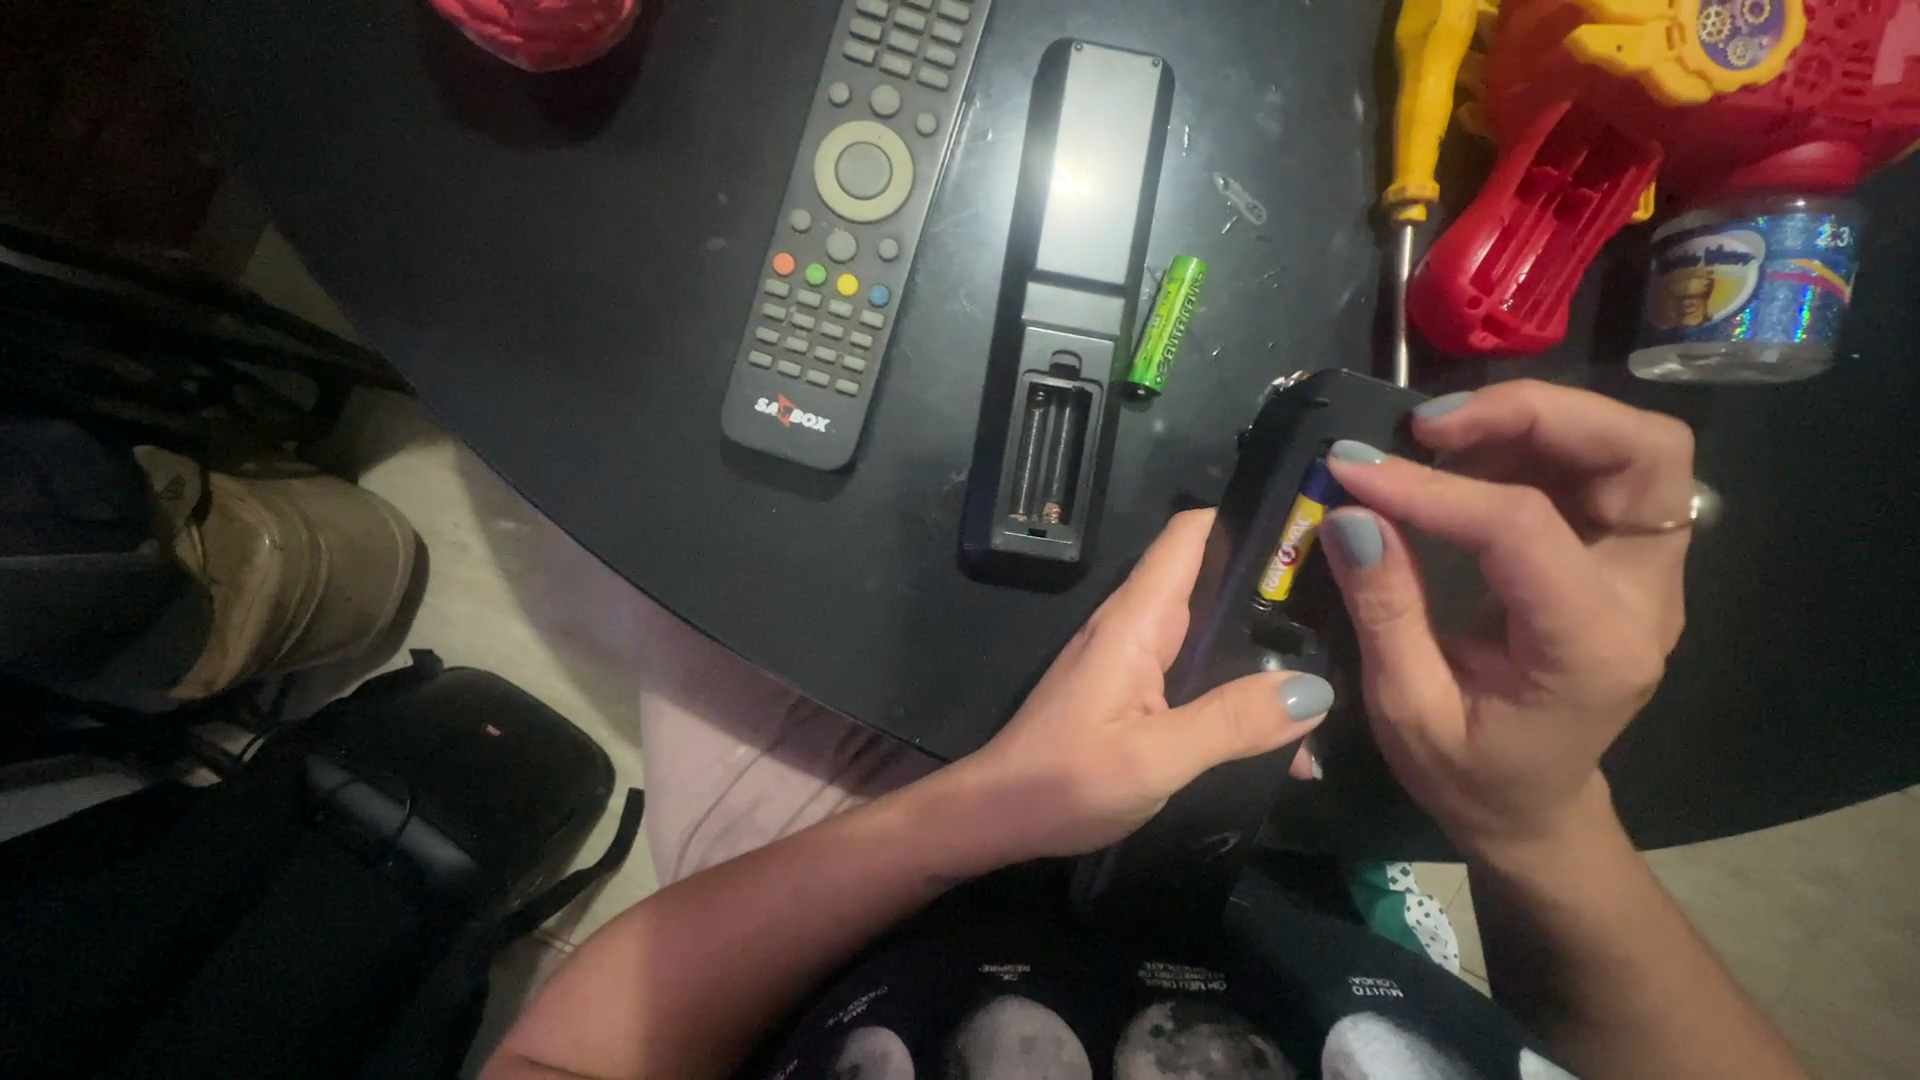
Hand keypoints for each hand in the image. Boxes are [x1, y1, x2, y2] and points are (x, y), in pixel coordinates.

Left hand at [949, 509, 1334, 865]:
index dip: (1247, 521)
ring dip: (1265, 654)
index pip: (1189, 536)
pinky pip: (1197, 675)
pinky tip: (1284, 735)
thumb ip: (1231, 721)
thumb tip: (1315, 688)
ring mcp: (1134, 658)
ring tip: (1338, 677)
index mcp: (1135, 620)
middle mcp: (1136, 626)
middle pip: (1211, 580)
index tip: (1313, 530)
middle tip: (1350, 613)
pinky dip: (1238, 693)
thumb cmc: (1064, 781)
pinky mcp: (1135, 691)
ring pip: (1211, 634)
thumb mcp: (1154, 758)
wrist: (1000, 814)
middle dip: (1275, 592)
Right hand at [1319, 380, 1693, 856]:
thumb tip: (1348, 515)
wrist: (1532, 806)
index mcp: (1589, 647)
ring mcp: (1641, 571)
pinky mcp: (1615, 557)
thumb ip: (1384, 610)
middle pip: (1640, 455)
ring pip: (1628, 447)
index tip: (1351, 470)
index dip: (1432, 489)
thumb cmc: (1468, 772)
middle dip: (1534, 415)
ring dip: (1530, 420)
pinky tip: (1456, 457)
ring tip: (1432, 434)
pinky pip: (1592, 468)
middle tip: (1428, 425)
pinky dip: (1525, 442)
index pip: (1523, 528)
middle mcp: (1642, 595)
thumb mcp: (1406, 707)